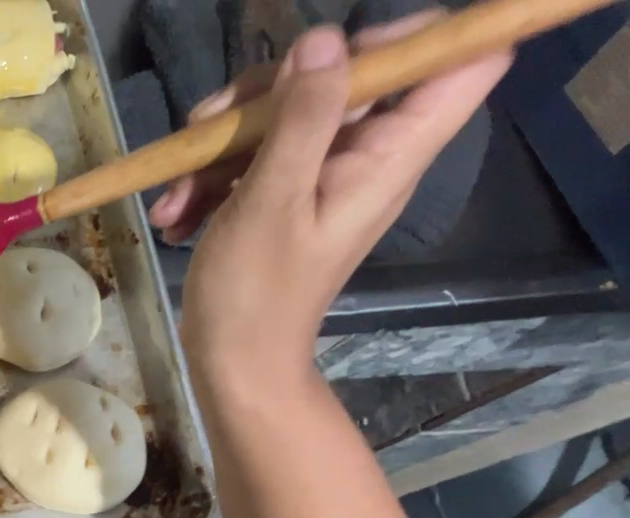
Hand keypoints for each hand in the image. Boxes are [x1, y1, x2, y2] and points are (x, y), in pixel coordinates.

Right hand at [148, 14, 510, 390]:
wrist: (230, 363)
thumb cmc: (255, 292)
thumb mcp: (270, 202)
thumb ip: (302, 119)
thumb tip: (321, 40)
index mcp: (390, 155)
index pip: (458, 60)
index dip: (409, 40)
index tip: (329, 56)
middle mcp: (366, 158)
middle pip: (344, 82)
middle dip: (267, 96)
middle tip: (211, 125)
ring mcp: (319, 180)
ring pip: (282, 122)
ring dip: (216, 150)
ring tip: (174, 194)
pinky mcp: (280, 201)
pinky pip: (251, 164)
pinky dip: (208, 183)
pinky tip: (175, 216)